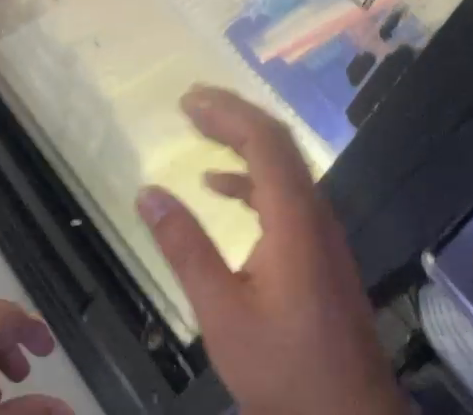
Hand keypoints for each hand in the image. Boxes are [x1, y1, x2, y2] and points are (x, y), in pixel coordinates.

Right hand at [137, 86, 404, 414]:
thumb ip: (186, 249)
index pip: (265, 143)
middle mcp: (315, 217)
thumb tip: (148, 192)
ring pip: (284, 167)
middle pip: (279, 145)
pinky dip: (251, 178)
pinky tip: (219, 187)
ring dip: (242, 142)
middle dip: (233, 116)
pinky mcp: (321, 255)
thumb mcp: (222, 313)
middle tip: (189, 102)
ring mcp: (323, 236)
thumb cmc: (286, 371)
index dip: (226, 113)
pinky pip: (286, 195)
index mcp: (294, 222)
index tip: (186, 100)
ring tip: (199, 129)